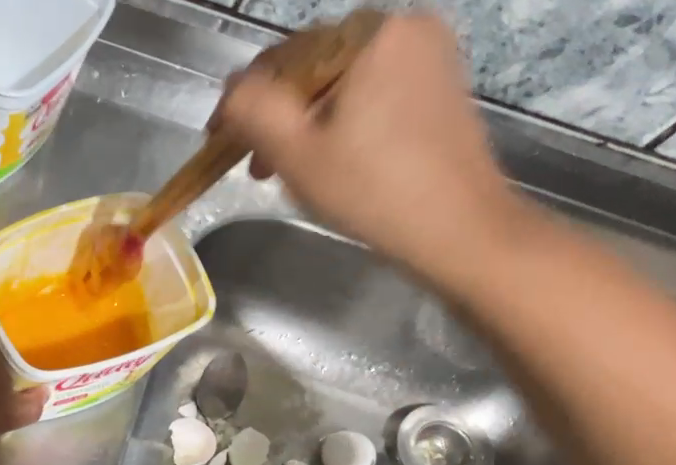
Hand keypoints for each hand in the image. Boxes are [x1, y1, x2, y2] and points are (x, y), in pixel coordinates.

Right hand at [210, 14, 541, 281]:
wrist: (457, 225)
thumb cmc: (369, 188)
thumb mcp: (293, 151)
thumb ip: (251, 108)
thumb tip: (232, 88)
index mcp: (370, 33)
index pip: (284, 55)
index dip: (244, 99)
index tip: (218, 142)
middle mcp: (406, 27)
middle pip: (314, 65)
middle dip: (277, 113)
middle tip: (254, 164)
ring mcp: (430, 54)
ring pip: (341, 81)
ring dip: (305, 121)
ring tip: (286, 169)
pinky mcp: (439, 85)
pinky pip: (371, 92)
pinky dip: (340, 120)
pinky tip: (328, 159)